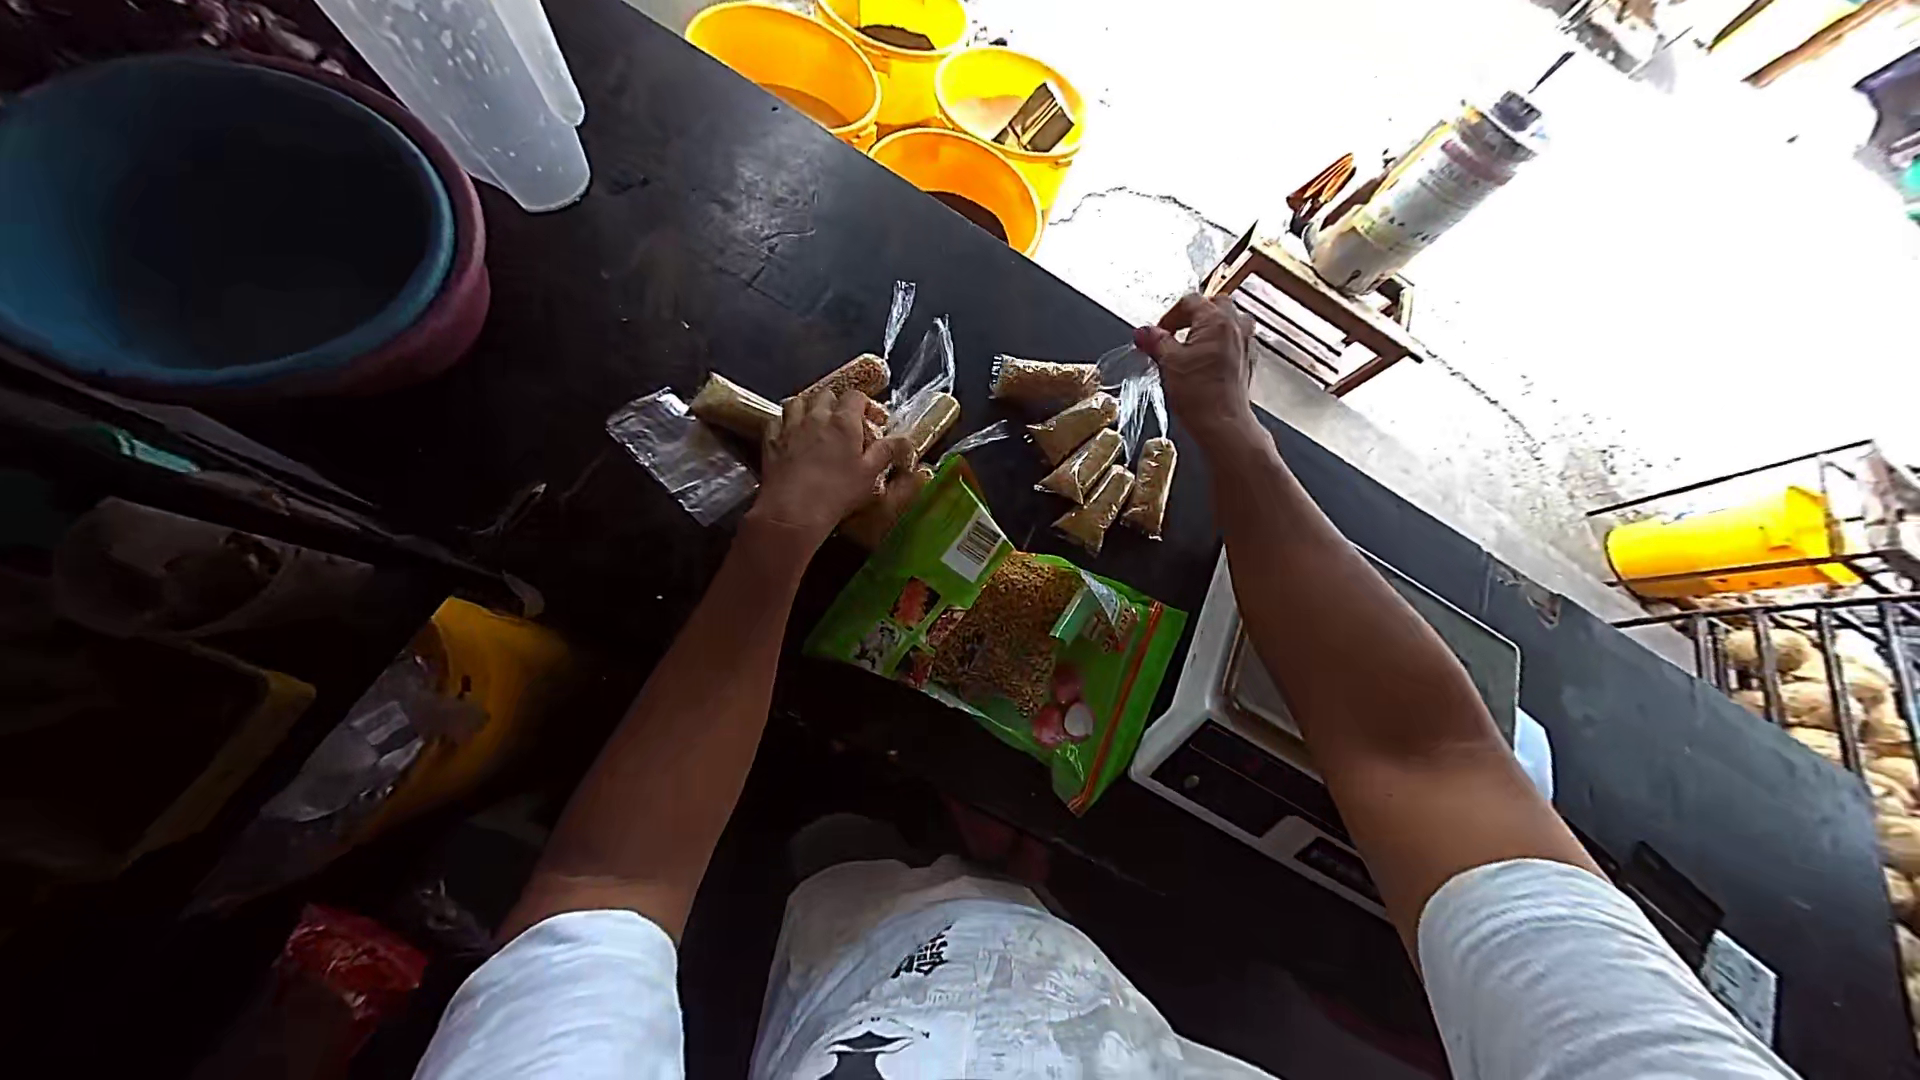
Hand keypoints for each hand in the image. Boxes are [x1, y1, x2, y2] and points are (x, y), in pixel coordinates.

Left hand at [748, 390, 910, 547]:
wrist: (793, 511)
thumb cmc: (837, 492)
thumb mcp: (870, 473)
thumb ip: (887, 451)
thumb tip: (904, 440)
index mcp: (843, 421)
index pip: (856, 396)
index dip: (867, 405)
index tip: (875, 421)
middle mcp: (815, 416)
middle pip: (827, 394)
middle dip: (839, 403)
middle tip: (847, 422)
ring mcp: (790, 426)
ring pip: (799, 401)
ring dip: (810, 406)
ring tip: (817, 421)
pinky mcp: (771, 440)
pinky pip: (778, 419)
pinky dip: (787, 421)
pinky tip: (792, 432)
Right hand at [1134, 293, 1254, 443]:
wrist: (1222, 423)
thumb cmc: (1199, 395)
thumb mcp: (1169, 364)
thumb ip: (1156, 342)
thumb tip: (1143, 332)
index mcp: (1216, 321)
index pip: (1190, 302)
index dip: (1170, 315)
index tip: (1158, 333)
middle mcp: (1236, 327)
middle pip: (1215, 304)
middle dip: (1193, 315)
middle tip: (1175, 332)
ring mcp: (1246, 343)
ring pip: (1229, 320)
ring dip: (1210, 326)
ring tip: (1192, 343)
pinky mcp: (1247, 361)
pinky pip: (1236, 339)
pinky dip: (1221, 342)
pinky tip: (1206, 359)